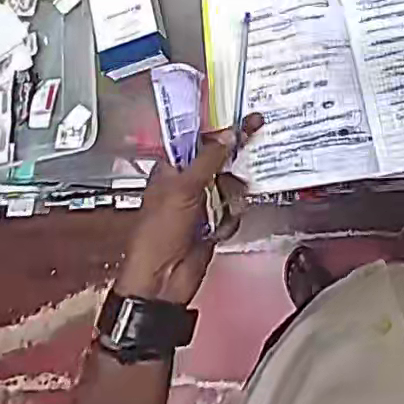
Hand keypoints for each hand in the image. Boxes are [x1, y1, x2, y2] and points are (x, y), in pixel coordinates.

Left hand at [115, 114, 262, 304]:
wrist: (163, 281)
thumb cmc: (159, 232)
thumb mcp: (183, 188)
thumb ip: (209, 159)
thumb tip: (229, 134)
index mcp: (171, 168)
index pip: (199, 140)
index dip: (220, 131)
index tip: (244, 122)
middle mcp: (187, 181)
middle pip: (220, 162)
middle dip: (230, 169)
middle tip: (243, 164)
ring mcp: (201, 202)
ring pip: (231, 185)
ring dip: (230, 198)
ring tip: (221, 210)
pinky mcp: (214, 221)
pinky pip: (233, 208)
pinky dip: (229, 218)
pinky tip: (217, 229)